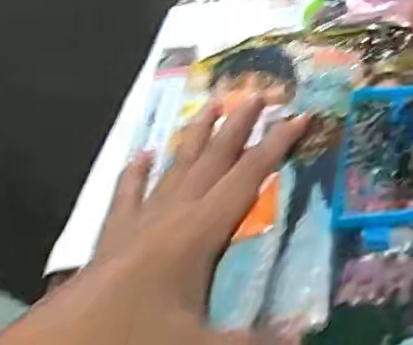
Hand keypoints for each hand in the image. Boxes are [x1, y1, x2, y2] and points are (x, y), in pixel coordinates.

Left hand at [0, 101, 306, 344]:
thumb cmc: (131, 341)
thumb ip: (250, 344)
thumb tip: (302, 339)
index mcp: (201, 230)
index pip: (249, 175)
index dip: (277, 144)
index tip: (301, 115)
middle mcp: (174, 214)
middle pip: (214, 158)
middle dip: (239, 124)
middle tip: (259, 93)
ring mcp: (140, 223)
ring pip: (176, 166)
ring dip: (196, 134)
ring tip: (211, 103)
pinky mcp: (110, 240)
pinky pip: (127, 196)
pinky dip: (136, 174)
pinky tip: (141, 157)